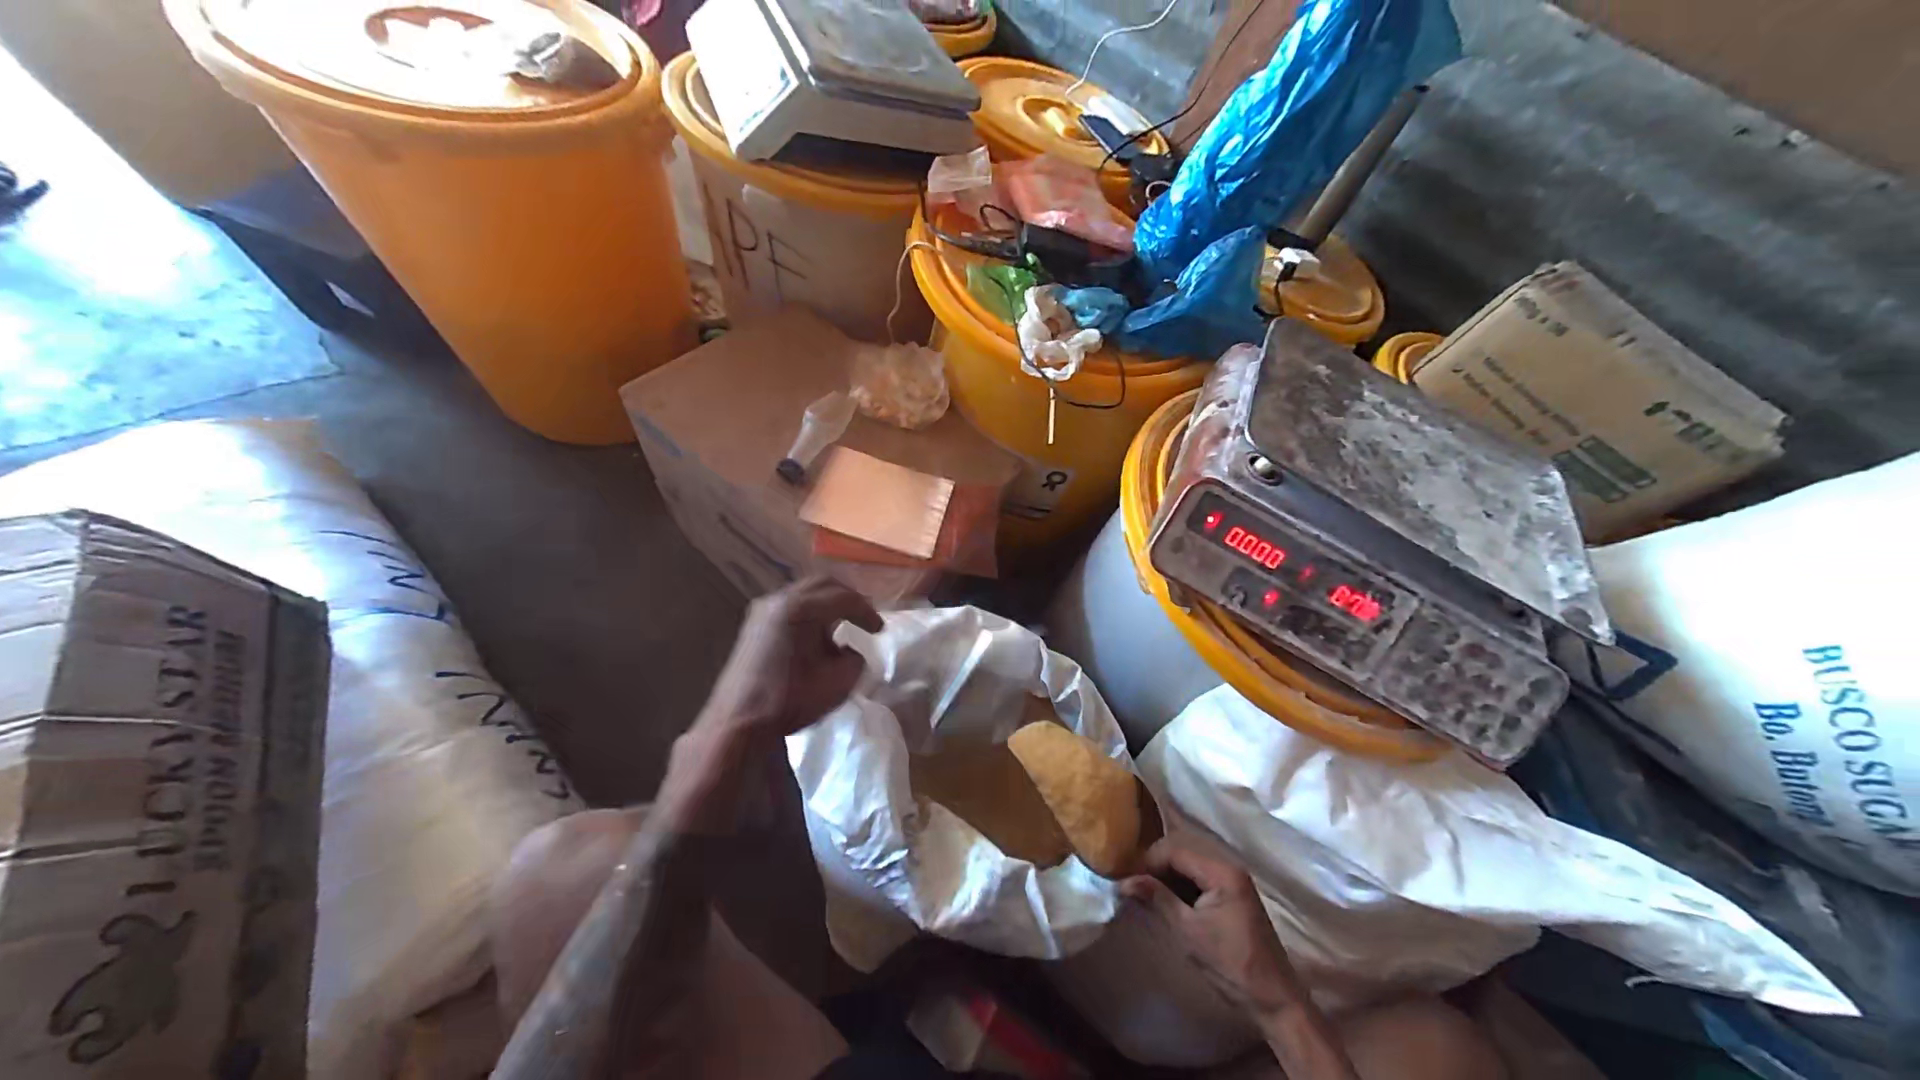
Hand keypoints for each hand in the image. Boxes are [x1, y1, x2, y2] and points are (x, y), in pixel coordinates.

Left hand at [694, 576, 883, 742]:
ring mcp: (762, 611)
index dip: (867, 613)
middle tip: (864, 620)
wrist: (739, 722)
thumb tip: (851, 651)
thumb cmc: (791, 700)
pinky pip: (789, 607)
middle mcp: (779, 600)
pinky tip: (816, 638)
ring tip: (843, 628)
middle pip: (823, 585)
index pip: (844, 598)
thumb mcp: (839, 682)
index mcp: (801, 608)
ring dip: (827, 606)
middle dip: (848, 600)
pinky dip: (809, 615)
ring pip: (804, 594)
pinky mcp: (753, 626)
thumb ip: (855, 658)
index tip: (880, 631)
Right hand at [1119, 836, 1304, 1018]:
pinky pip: (1198, 877)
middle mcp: (1228, 866)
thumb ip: (1157, 899)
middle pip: (1181, 851)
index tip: (1129, 881)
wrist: (1274, 999)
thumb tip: (1123, 881)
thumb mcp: (1188, 932)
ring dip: (1166, 876)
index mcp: (1222, 871)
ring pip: (1188, 863)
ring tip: (1147, 895)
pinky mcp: (1231, 892)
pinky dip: (1180, 885)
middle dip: (1155, 866)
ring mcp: (1232, 879)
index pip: (1174, 849)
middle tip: (1136, 887)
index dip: (1148, 862)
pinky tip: (1168, 902)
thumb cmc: (1231, 964)